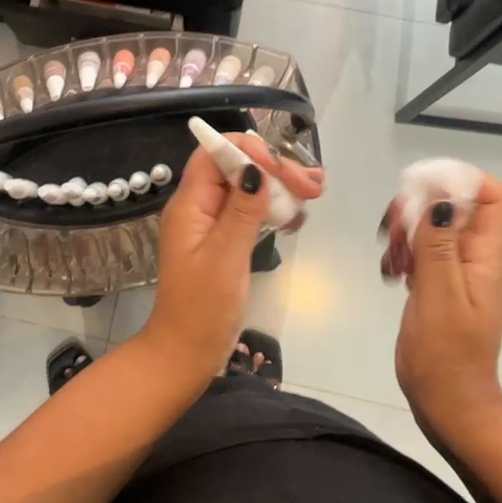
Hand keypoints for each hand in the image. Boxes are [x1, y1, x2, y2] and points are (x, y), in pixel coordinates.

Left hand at [143, 133, 323, 369]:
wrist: (186, 352)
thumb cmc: (202, 308)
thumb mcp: (225, 257)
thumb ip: (242, 211)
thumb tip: (257, 168)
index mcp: (189, 205)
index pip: (214, 153)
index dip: (249, 150)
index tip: (282, 169)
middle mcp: (198, 207)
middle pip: (235, 167)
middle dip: (273, 169)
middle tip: (314, 186)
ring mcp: (211, 224)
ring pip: (246, 188)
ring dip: (279, 186)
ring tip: (315, 193)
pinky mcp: (224, 241)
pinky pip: (248, 211)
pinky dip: (273, 208)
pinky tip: (297, 215)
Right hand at [387, 174, 501, 418]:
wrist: (444, 399)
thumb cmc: (445, 351)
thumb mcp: (439, 294)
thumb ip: (438, 243)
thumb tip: (439, 195)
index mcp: (488, 256)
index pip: (494, 197)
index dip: (462, 181)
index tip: (422, 187)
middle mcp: (477, 257)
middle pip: (455, 207)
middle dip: (421, 207)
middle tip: (394, 226)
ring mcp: (457, 271)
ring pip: (433, 227)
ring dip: (406, 232)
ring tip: (391, 257)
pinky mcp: (437, 284)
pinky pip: (421, 251)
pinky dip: (403, 253)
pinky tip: (390, 274)